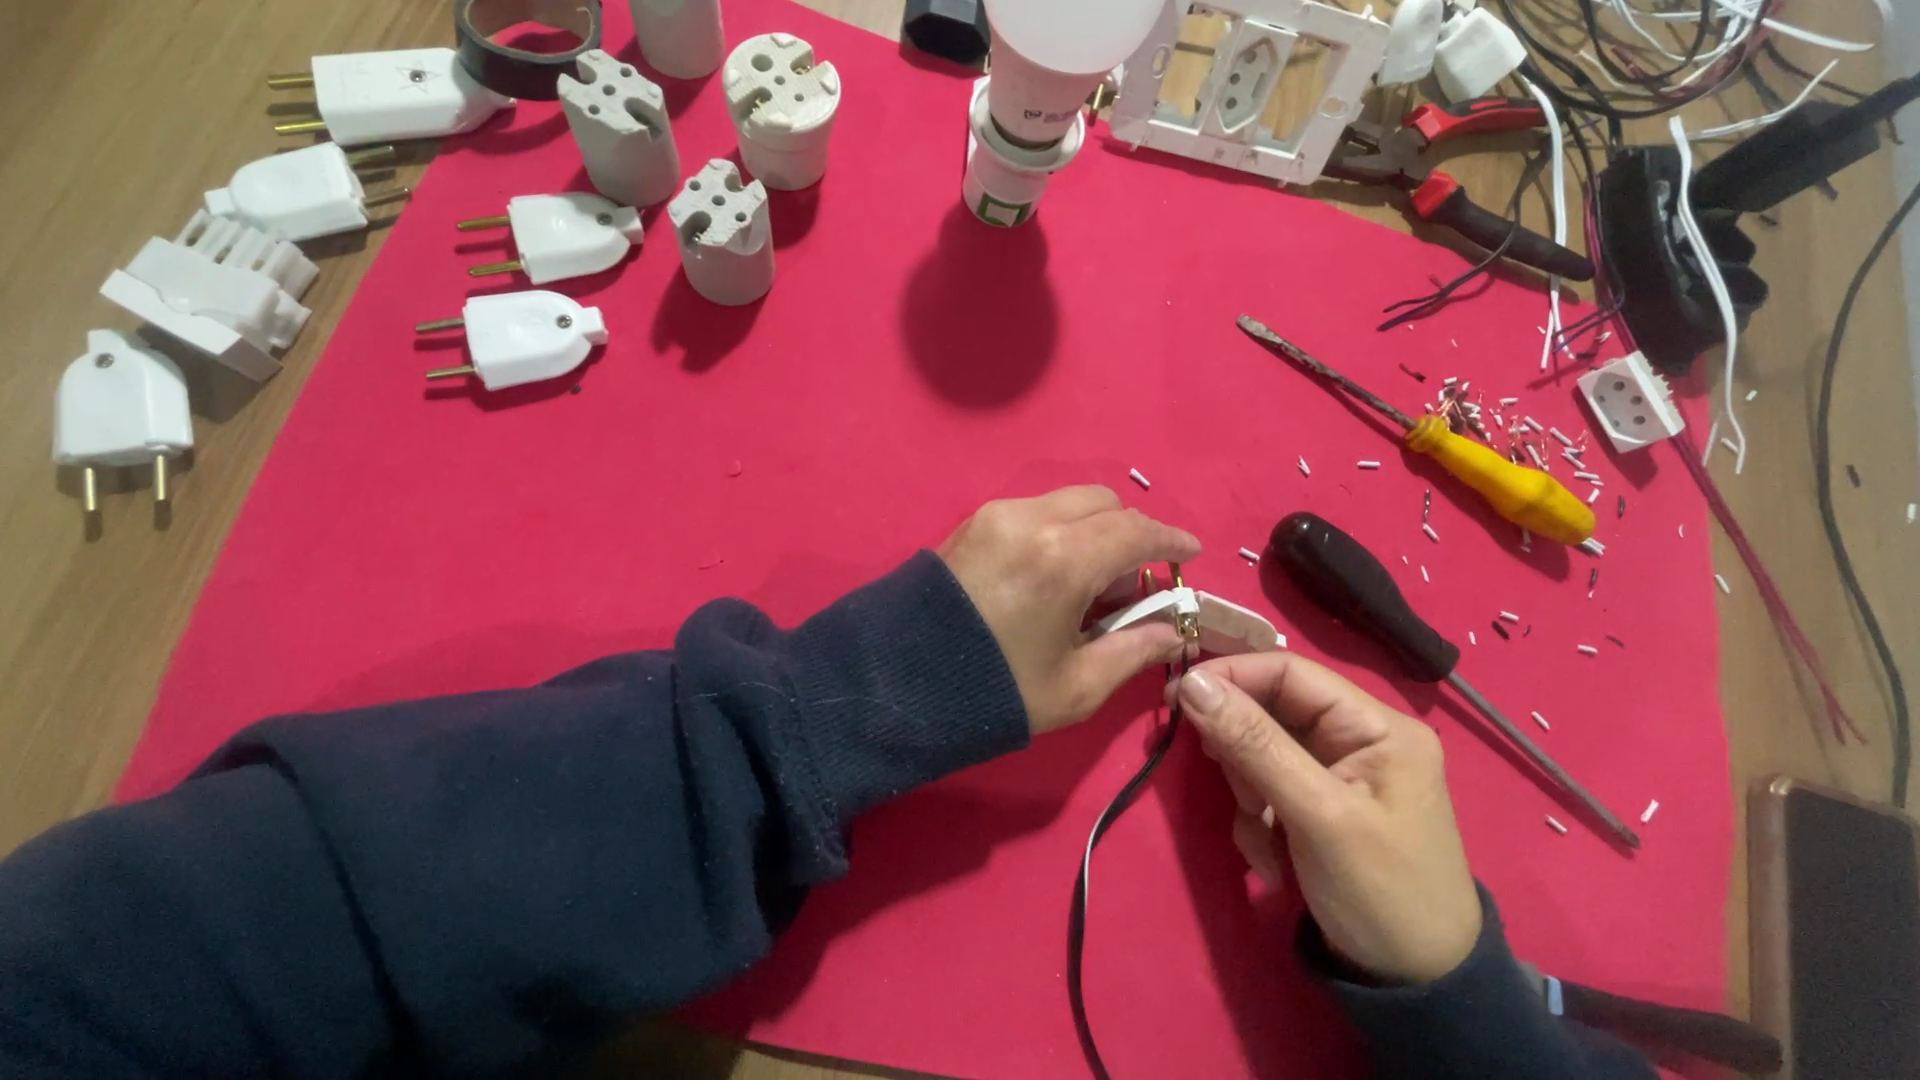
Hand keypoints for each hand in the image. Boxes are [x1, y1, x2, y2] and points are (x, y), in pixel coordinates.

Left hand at [937, 486, 1200, 734]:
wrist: (898, 685)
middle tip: (1130, 584)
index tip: (1190, 553)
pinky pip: (1033, 511)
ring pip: (1066, 502)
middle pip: (1103, 504)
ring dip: (1092, 530)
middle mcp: (1032, 520)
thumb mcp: (1076, 686)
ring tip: (1087, 586)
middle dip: (1130, 534)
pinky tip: (1050, 577)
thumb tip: (1172, 631)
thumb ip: (1134, 650)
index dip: (1170, 540)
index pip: (1137, 531)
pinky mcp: (972, 523)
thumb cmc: (995, 692)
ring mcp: (996, 516)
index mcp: (1065, 558)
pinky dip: (1058, 530)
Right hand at [1173, 654, 1481, 984]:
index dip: (1231, 676)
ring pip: (1259, 753)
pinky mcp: (1318, 806)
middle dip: (1242, 755)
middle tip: (1241, 795)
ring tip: (1267, 839)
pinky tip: (1273, 861)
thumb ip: (1253, 743)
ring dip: (1248, 796)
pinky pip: (1264, 789)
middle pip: (1269, 712)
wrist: (1416, 986)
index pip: (1289, 671)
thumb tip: (1191, 682)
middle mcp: (1358, 738)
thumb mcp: (1316, 815)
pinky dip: (1256, 821)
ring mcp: (1337, 773)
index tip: (1177, 696)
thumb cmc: (1381, 892)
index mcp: (1376, 726)